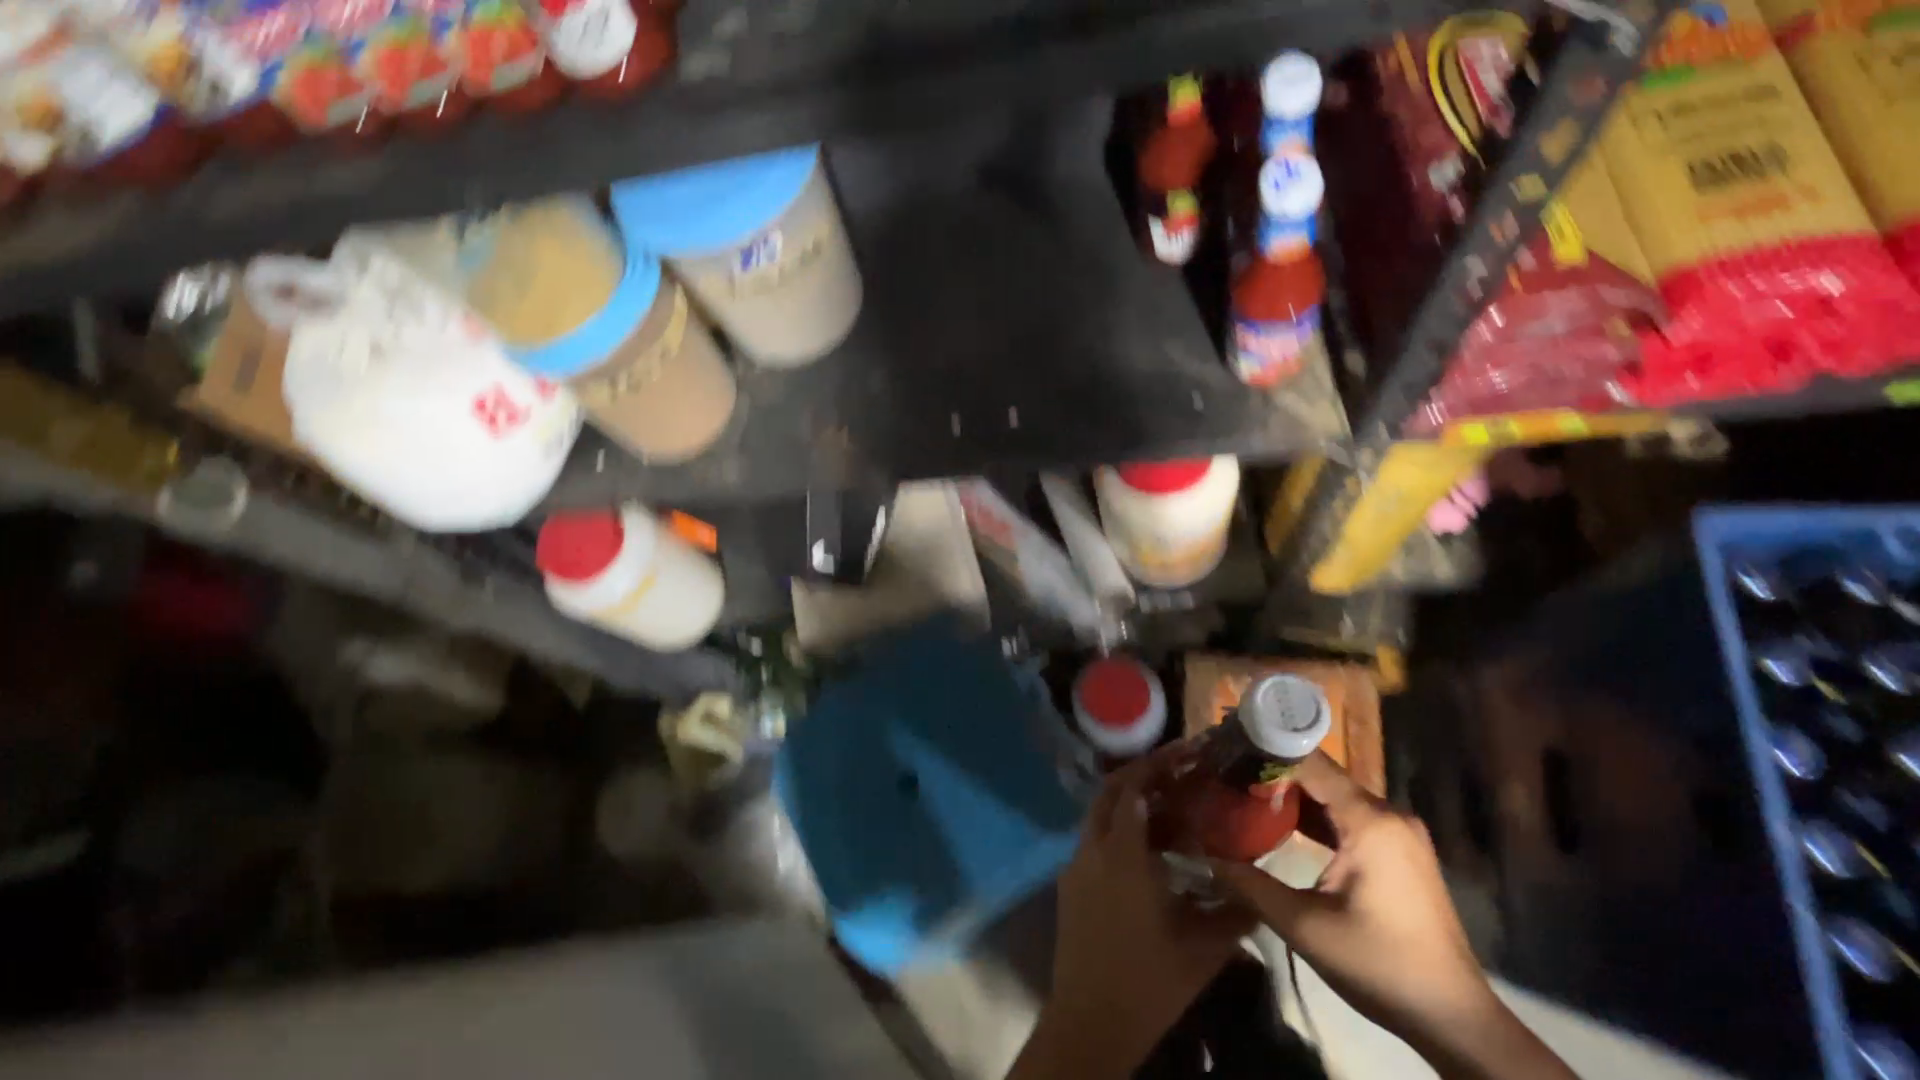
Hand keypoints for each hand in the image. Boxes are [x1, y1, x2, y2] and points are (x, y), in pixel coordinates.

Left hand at [1011, 750, 1252, 1079]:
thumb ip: (1236, 908)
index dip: (1159, 764)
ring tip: (1173, 808)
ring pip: (1098, 817)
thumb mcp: (1205, 946)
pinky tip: (1151, 851)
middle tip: (1181, 771)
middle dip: (1142, 774)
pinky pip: (1095, 842)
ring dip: (1130, 804)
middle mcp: (1091, 851)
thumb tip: (1259, 882)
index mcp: (1121, 855)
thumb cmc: (1150, 981)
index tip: (1189, 752)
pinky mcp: (1070, 887)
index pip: (1133, 789)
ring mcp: (1075, 869)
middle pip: (1108, 793)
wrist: (1090, 1021)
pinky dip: (1119, 831)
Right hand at [1209, 753, 1576, 1079]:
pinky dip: (1317, 819)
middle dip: (1274, 776)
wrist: (1451, 1015)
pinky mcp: (1402, 854)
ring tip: (1243, 797)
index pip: (1310, 764)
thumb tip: (1203, 859)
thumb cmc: (1378, 962)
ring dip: (1294, 799)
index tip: (1224, 753)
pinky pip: (1352, 821)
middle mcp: (1390, 815)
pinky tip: (1283, 827)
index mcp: (1370, 821)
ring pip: (1336, 799)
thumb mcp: (1303, 925)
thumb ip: (1250, 885)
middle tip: (1225, 777)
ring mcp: (1401, 834)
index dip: (1266, 754)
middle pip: (1323, 778)